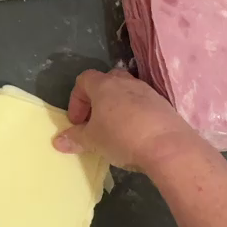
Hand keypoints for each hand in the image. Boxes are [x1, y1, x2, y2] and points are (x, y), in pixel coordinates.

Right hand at [54, 68, 201, 173]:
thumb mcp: (93, 141)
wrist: (168, 146)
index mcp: (104, 86)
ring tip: (116, 130)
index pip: (83, 80)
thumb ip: (75, 138)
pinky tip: (137, 135)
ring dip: (118, 107)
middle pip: (107, 80)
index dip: (76, 99)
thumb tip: (58, 141)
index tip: (77, 122)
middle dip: (98, 99)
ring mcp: (148, 92)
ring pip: (127, 92)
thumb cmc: (121, 137)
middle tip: (96, 121)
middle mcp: (126, 82)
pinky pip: (144, 104)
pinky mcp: (164, 105)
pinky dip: (136, 115)